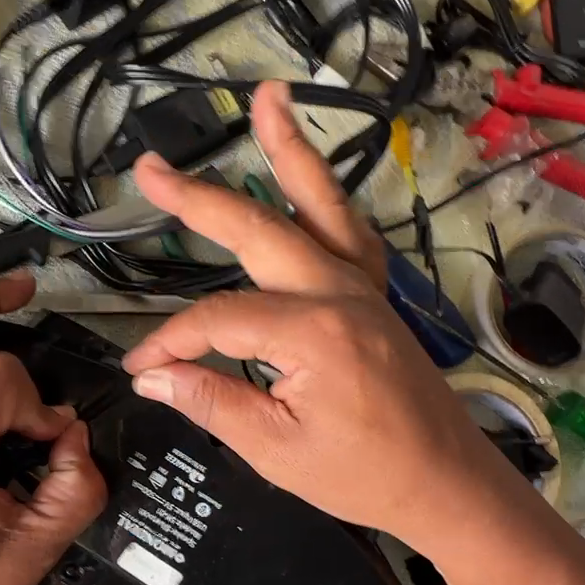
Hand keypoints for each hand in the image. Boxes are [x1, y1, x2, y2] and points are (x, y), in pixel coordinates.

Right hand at [122, 81, 527, 548]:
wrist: (445, 484)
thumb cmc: (362, 476)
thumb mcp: (274, 450)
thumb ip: (210, 402)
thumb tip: (152, 377)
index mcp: (311, 332)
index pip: (216, 320)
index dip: (168, 343)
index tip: (139, 368)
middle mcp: (339, 292)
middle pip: (257, 230)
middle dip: (196, 200)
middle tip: (149, 170)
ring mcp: (365, 288)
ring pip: (320, 205)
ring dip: (289, 152)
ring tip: (268, 100)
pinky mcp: (377, 296)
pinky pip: (349, 234)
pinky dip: (327, 199)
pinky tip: (309, 181)